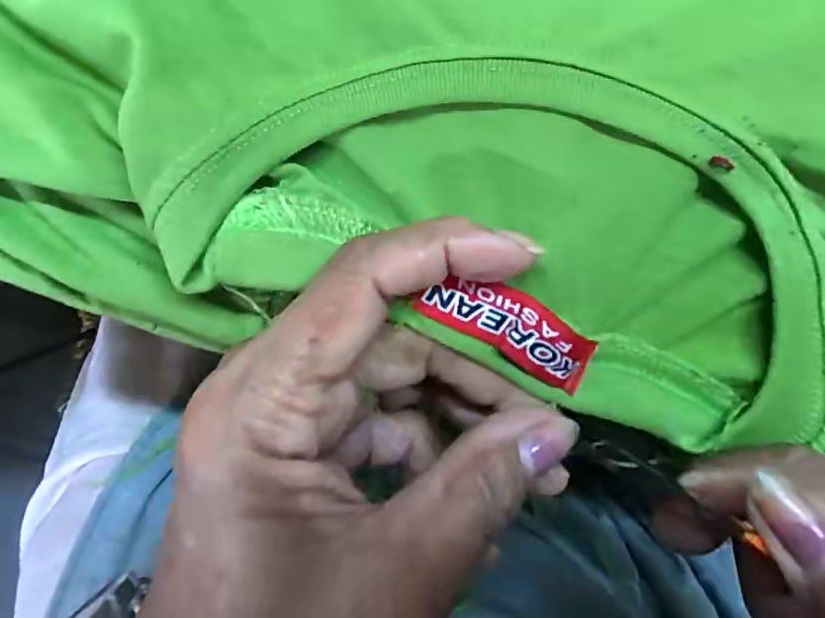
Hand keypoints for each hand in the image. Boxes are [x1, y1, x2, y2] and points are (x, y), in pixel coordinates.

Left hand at [141, 218, 580, 617]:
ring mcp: (293, 414)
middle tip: (553, 379)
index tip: (522, 254)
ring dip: (474, 404)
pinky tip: (497, 487)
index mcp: (265, 395)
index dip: (446, 249)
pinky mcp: (312, 446)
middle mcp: (273, 383)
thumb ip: (480, 492)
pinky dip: (447, 441)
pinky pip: (392, 416)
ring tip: (540, 453)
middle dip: (480, 354)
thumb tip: (559, 430)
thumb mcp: (393, 577)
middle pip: (395, 327)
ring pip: (403, 371)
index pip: (361, 277)